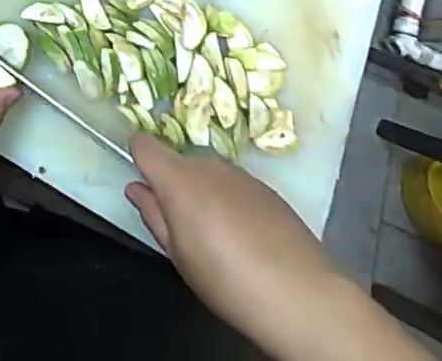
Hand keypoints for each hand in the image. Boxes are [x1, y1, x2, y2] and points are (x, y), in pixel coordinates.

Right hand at [126, 135, 427, 360]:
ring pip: (209, 175)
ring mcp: (241, 175)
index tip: (146, 186)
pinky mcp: (268, 189)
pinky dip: (232, 204)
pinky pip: (236, 187)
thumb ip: (152, 215)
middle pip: (179, 163)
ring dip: (205, 195)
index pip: (144, 144)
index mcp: (178, 178)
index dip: (139, 159)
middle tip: (186, 229)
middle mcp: (208, 165)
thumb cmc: (228, 280)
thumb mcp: (178, 255)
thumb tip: (137, 188)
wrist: (304, 297)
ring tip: (222, 240)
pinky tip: (248, 241)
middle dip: (175, 187)